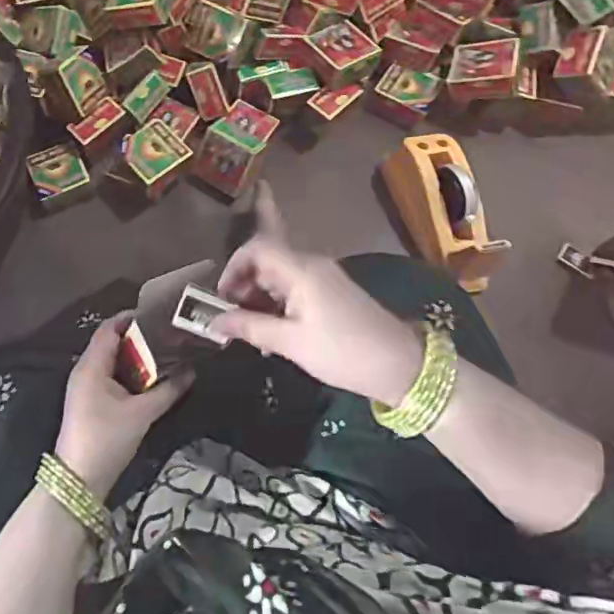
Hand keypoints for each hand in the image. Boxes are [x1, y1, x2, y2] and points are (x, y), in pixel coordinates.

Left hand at [54, 313, 193, 497]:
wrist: (79, 480)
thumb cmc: (107, 439)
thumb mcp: (142, 413)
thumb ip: (168, 390)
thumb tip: (192, 371)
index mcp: (92, 365)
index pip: (109, 328)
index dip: (132, 317)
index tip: (159, 315)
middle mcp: (85, 370)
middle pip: (111, 341)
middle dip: (138, 336)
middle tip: (168, 334)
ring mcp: (85, 386)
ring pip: (111, 360)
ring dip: (134, 355)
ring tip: (165, 352)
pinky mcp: (89, 401)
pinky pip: (109, 375)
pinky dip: (128, 371)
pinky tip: (150, 378)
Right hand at [210, 183, 423, 406]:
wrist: (400, 365)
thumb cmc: (343, 352)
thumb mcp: (291, 343)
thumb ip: (249, 327)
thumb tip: (213, 322)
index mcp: (301, 269)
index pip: (256, 247)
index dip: (233, 267)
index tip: (222, 298)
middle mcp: (311, 264)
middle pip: (265, 260)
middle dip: (243, 286)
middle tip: (233, 320)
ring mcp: (323, 276)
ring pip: (278, 276)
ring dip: (259, 299)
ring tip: (251, 333)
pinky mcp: (330, 290)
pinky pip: (293, 287)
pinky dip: (277, 304)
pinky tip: (272, 334)